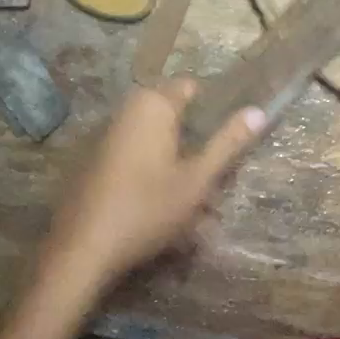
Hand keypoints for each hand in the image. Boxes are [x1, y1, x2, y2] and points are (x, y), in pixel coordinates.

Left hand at [40, 79, 265, 288]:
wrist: (80, 252)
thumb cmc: (146, 209)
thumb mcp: (197, 179)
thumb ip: (228, 143)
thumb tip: (258, 110)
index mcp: (153, 104)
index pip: (192, 86)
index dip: (214, 108)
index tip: (230, 137)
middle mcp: (127, 110)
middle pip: (174, 114)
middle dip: (196, 141)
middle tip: (215, 176)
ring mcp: (107, 136)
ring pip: (156, 139)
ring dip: (177, 162)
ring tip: (196, 202)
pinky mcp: (95, 162)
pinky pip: (135, 156)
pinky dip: (152, 173)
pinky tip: (161, 207)